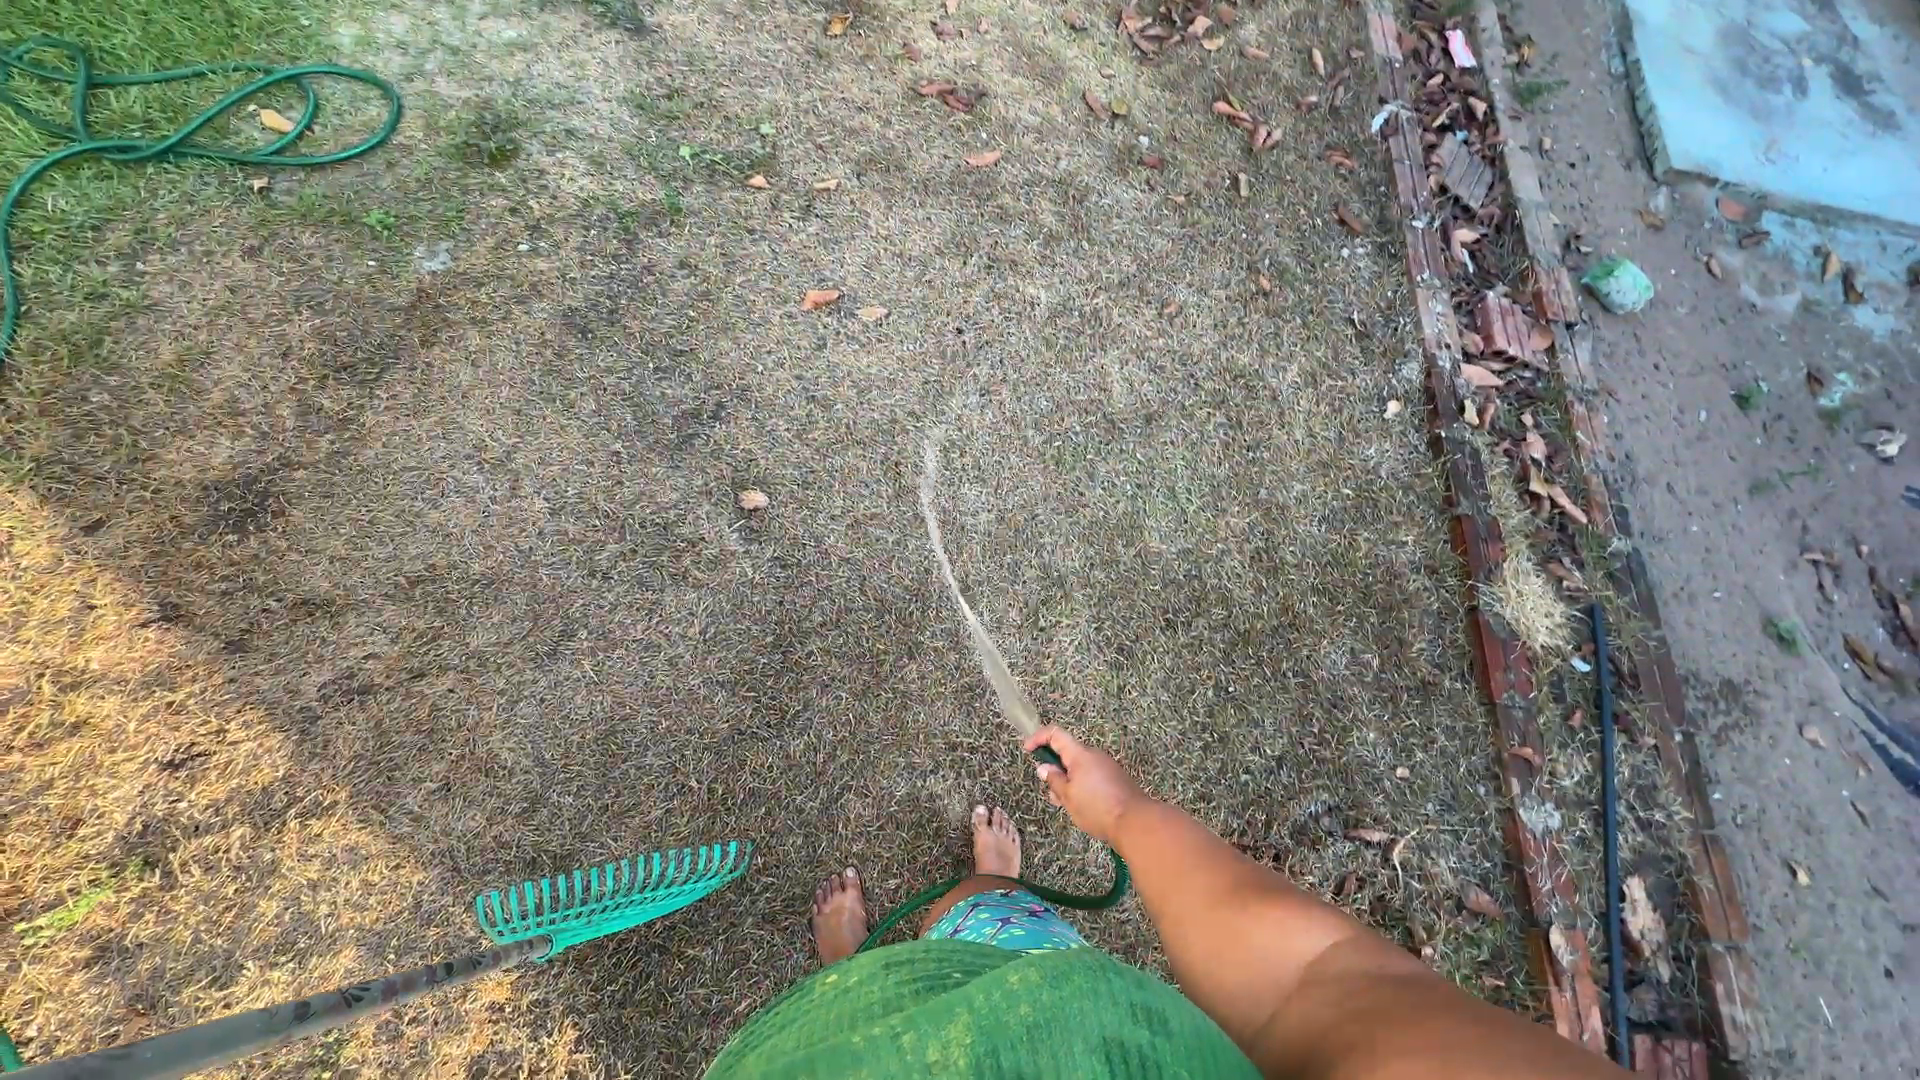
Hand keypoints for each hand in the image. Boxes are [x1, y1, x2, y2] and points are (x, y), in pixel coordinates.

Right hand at [1023, 726, 1150, 845]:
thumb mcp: (1068, 796)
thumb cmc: (1097, 809)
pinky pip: (1092, 775)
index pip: (1055, 734)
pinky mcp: (1116, 778)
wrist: (1135, 822)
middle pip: (1068, 753)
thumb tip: (1044, 768)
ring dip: (1069, 781)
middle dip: (1055, 770)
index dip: (1038, 738)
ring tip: (1068, 805)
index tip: (1028, 750)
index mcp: (1080, 754)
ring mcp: (1107, 766)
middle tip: (1052, 793)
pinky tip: (1083, 807)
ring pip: (1080, 767)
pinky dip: (1082, 785)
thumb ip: (1054, 780)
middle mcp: (1094, 755)